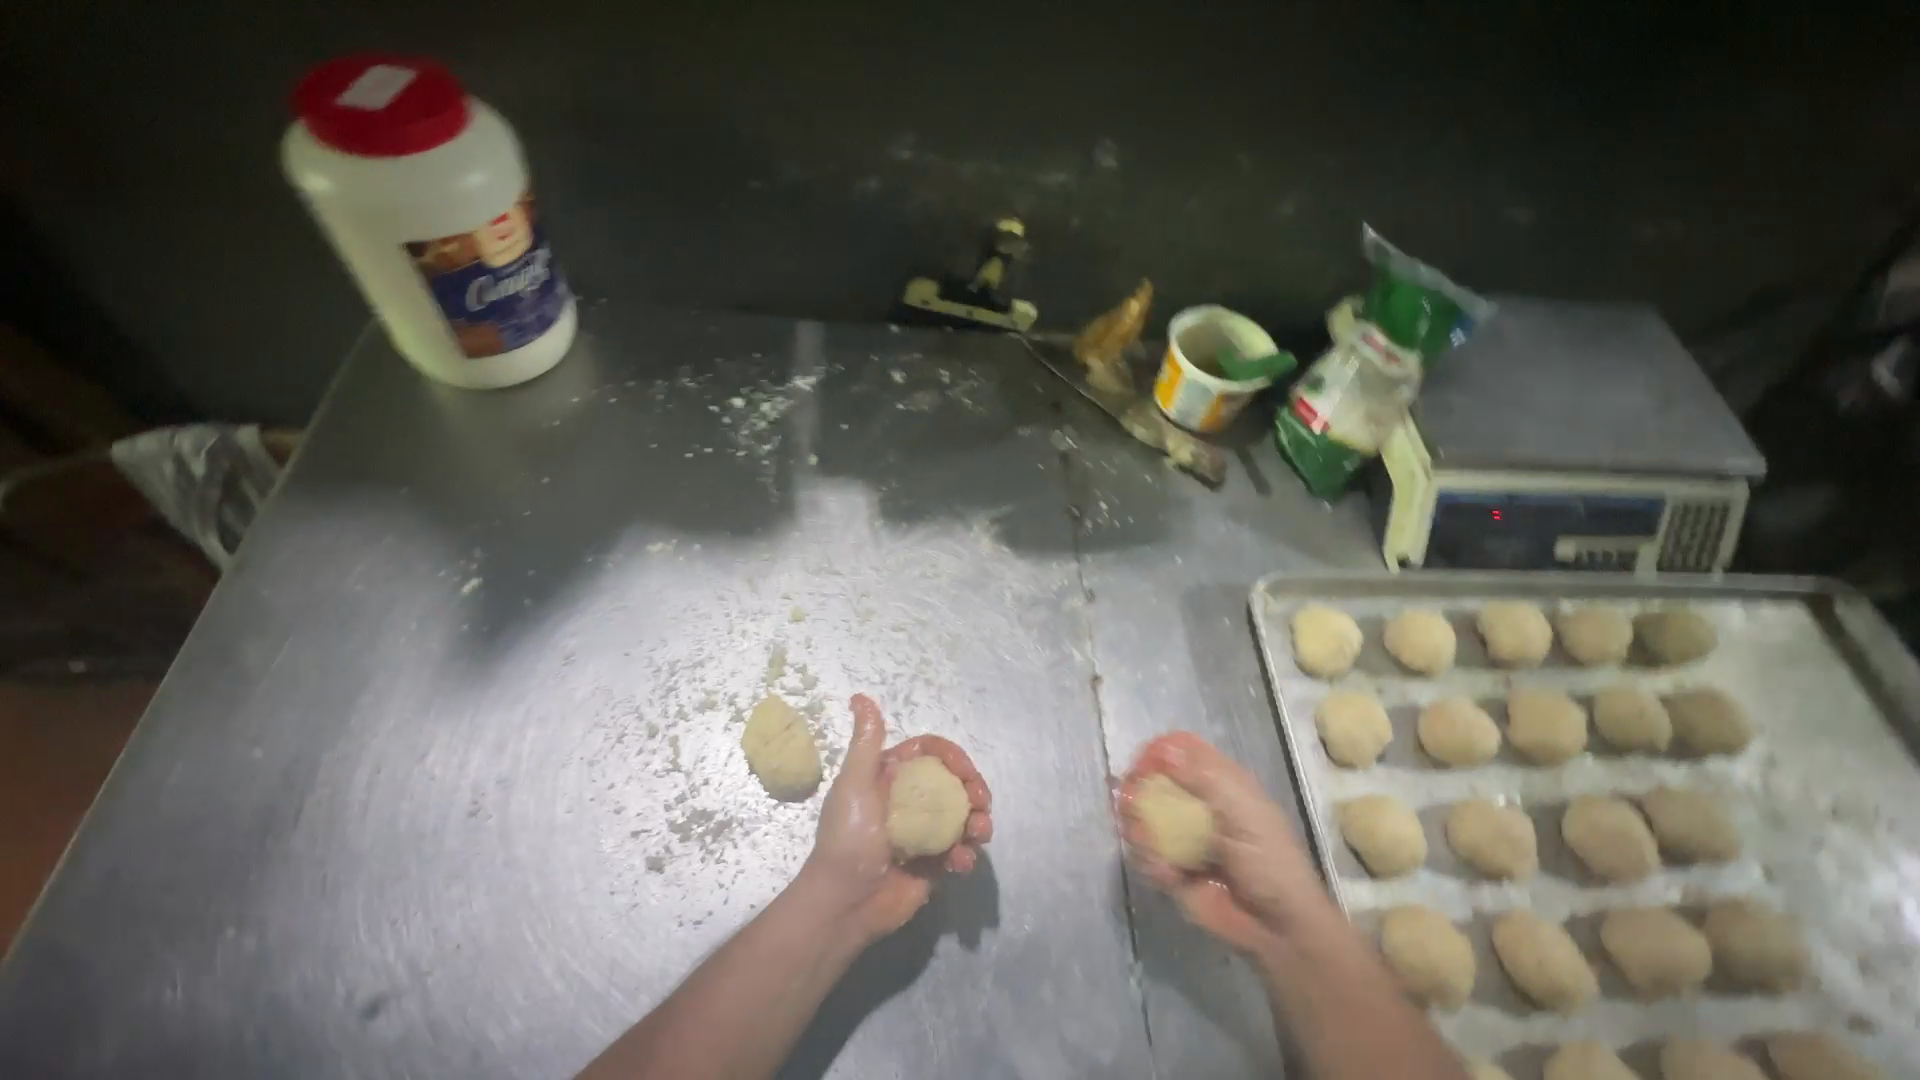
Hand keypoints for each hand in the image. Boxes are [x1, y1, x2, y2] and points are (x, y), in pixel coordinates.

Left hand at [802, 694, 992, 941]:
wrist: (845, 903)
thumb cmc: (848, 837)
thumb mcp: (854, 784)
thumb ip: (866, 741)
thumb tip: (860, 696)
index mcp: (891, 778)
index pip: (931, 754)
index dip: (953, 757)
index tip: (966, 772)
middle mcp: (909, 801)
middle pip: (954, 784)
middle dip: (974, 790)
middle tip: (982, 803)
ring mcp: (923, 834)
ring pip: (963, 817)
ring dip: (978, 821)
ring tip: (979, 833)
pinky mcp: (933, 864)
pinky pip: (959, 851)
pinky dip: (966, 854)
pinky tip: (960, 862)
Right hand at [1117, 732, 1332, 953]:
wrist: (1277, 929)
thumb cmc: (1271, 863)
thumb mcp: (1245, 814)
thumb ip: (1204, 779)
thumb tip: (1164, 749)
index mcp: (1220, 785)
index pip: (1182, 753)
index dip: (1160, 753)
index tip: (1144, 764)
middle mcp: (1196, 806)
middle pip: (1154, 783)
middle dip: (1137, 790)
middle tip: (1129, 802)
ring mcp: (1181, 838)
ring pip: (1141, 819)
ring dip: (1139, 829)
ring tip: (1147, 842)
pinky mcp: (1170, 870)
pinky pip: (1145, 856)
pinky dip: (1149, 862)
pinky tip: (1167, 874)